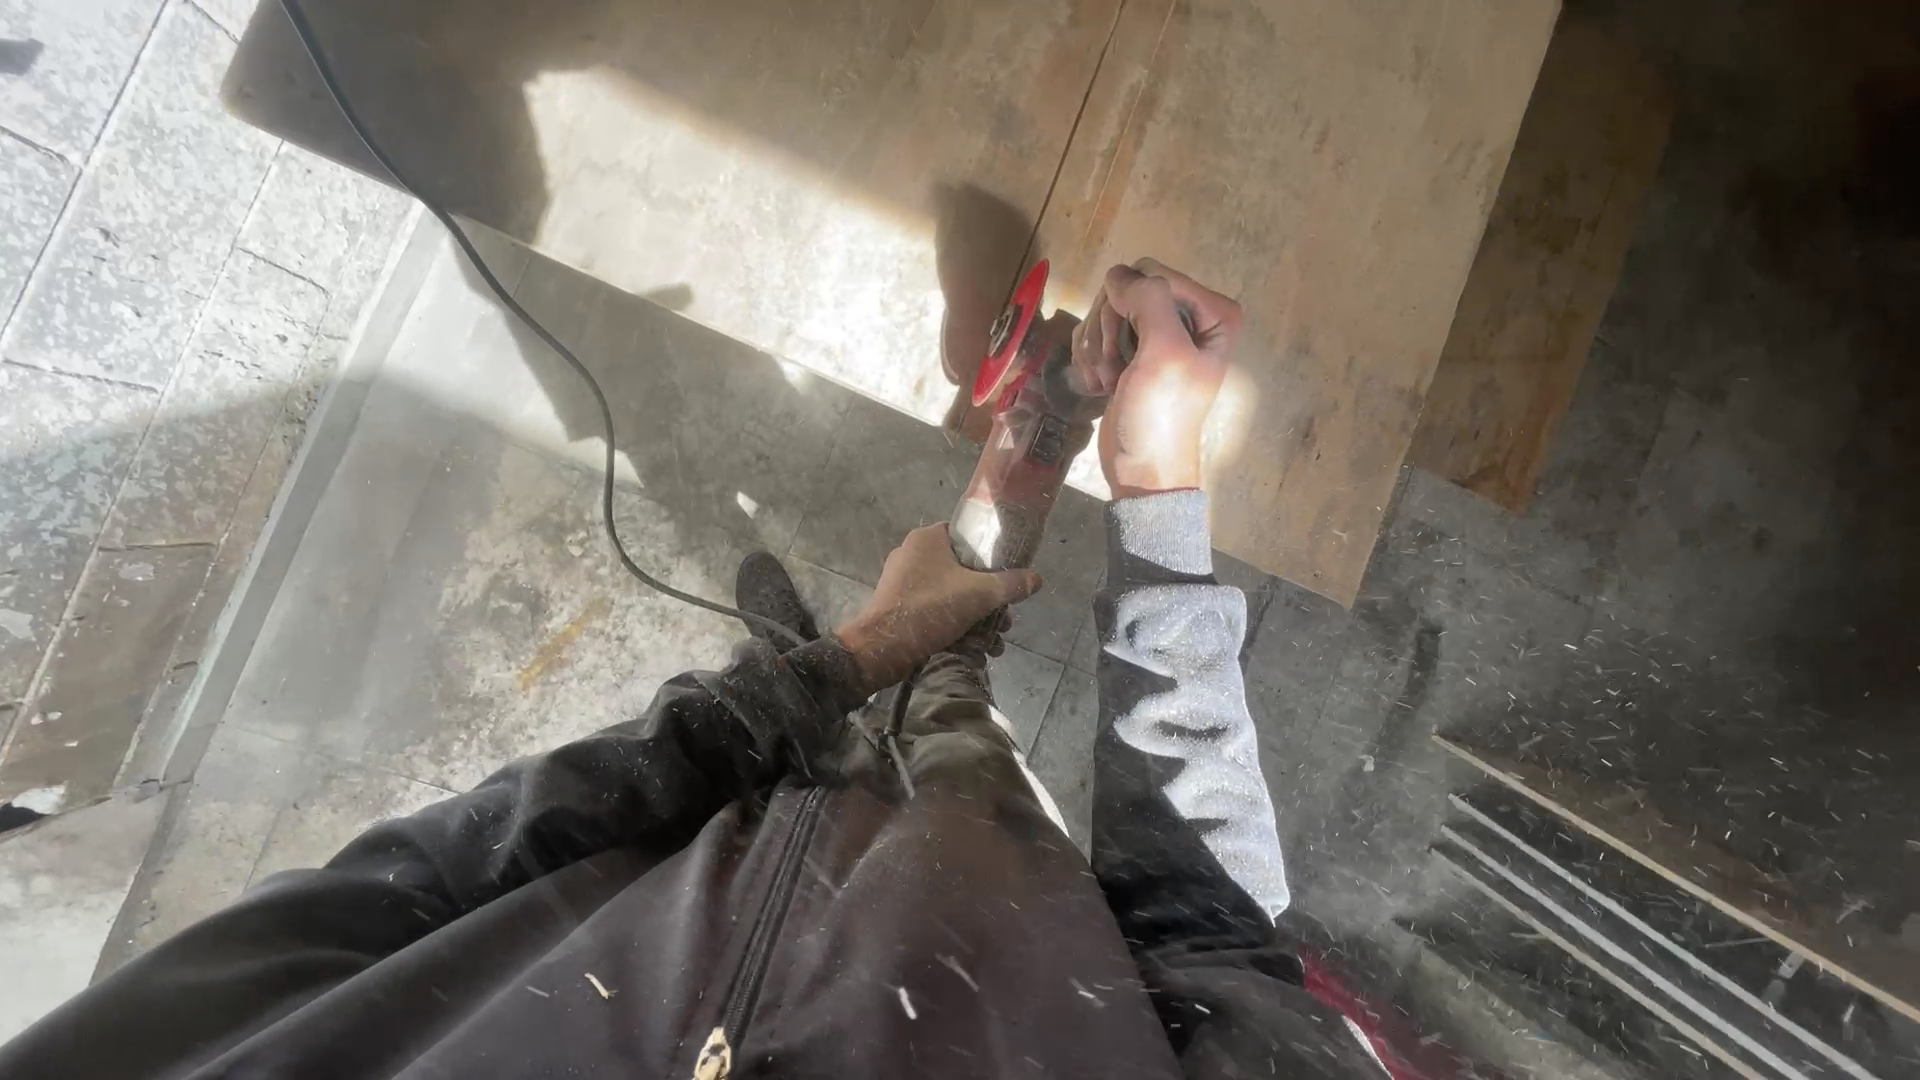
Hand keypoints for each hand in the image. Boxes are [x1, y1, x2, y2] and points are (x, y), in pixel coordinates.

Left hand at [834, 524, 1042, 691]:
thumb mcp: (980, 595)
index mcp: (928, 538)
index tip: (1007, 576)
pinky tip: (974, 651)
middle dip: (989, 599)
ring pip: (951, 594)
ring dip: (976, 618)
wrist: (882, 647)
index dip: (990, 554)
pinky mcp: (898, 606)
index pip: (966, 536)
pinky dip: (955, 627)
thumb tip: (1037, 579)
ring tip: (995, 644)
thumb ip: (1011, 585)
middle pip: (962, 570)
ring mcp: (903, 582)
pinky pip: (935, 610)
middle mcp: (913, 554)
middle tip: (1006, 620)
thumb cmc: (931, 608)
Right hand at [1072, 260, 1241, 497]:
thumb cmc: (1161, 414)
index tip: (1129, 350)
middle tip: (1116, 369)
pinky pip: (1096, 334)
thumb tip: (1118, 274)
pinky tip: (1100, 385)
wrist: (1142, 468)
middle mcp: (1187, 317)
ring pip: (1105, 311)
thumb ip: (1149, 300)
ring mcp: (1156, 336)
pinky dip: (1090, 359)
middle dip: (1110, 330)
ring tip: (1109, 381)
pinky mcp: (1130, 355)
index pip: (1152, 274)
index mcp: (1212, 312)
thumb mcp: (1164, 353)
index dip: (1128, 305)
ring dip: (1097, 348)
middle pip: (1126, 290)